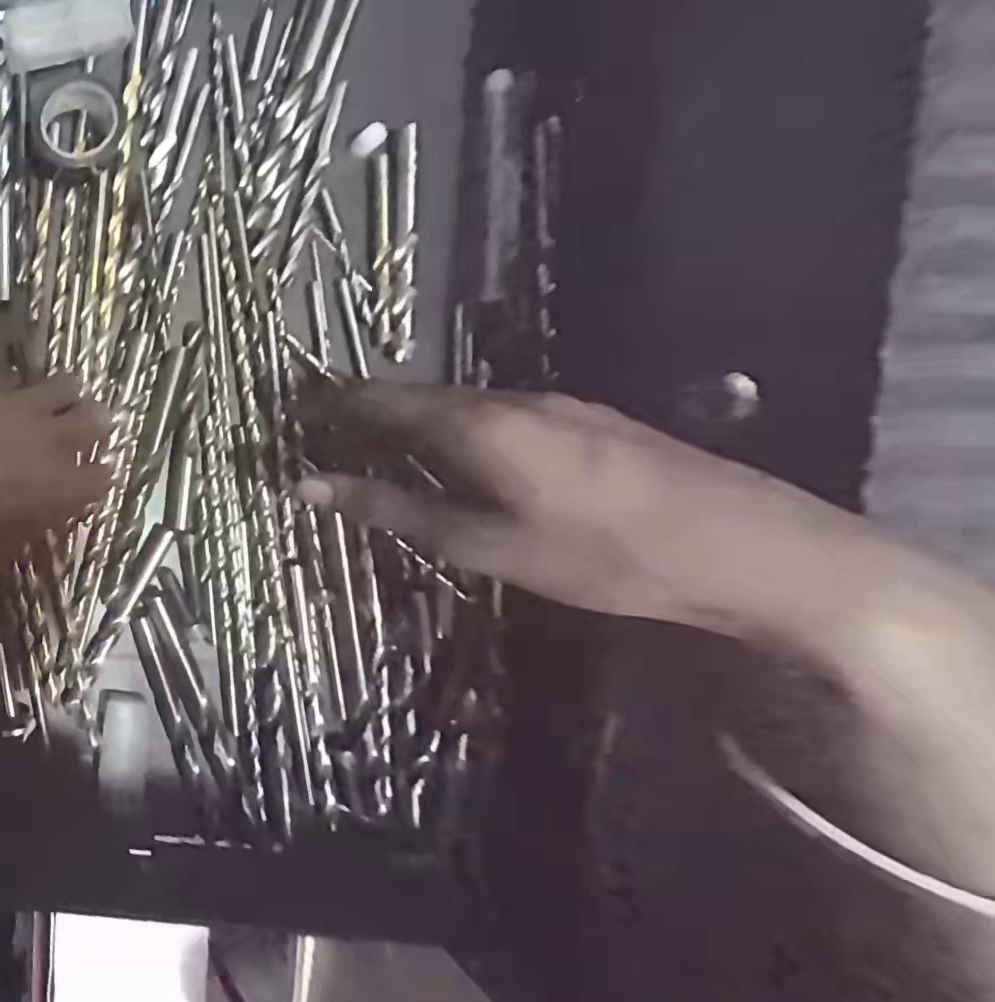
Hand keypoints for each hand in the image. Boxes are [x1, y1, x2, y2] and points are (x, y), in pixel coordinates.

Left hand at [0, 376, 114, 565]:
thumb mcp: (11, 539)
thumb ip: (41, 513)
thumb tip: (49, 498)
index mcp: (62, 489)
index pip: (102, 476)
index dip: (101, 474)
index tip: (96, 473)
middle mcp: (50, 443)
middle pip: (94, 421)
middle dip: (97, 424)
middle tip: (93, 425)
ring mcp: (18, 410)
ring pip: (64, 386)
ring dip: (67, 395)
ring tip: (61, 398)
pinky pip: (11, 382)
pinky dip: (14, 392)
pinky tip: (3, 402)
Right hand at [293, 382, 884, 640]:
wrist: (759, 551)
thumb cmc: (601, 556)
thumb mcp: (481, 543)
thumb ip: (392, 508)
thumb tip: (308, 485)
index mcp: (476, 423)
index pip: (379, 399)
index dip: (329, 402)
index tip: (290, 410)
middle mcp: (511, 398)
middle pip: (417, 397)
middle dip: (362, 412)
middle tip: (322, 434)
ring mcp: (556, 404)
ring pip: (458, 404)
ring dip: (408, 421)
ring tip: (374, 447)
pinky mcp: (587, 419)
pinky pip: (495, 413)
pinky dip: (452, 429)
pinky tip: (455, 457)